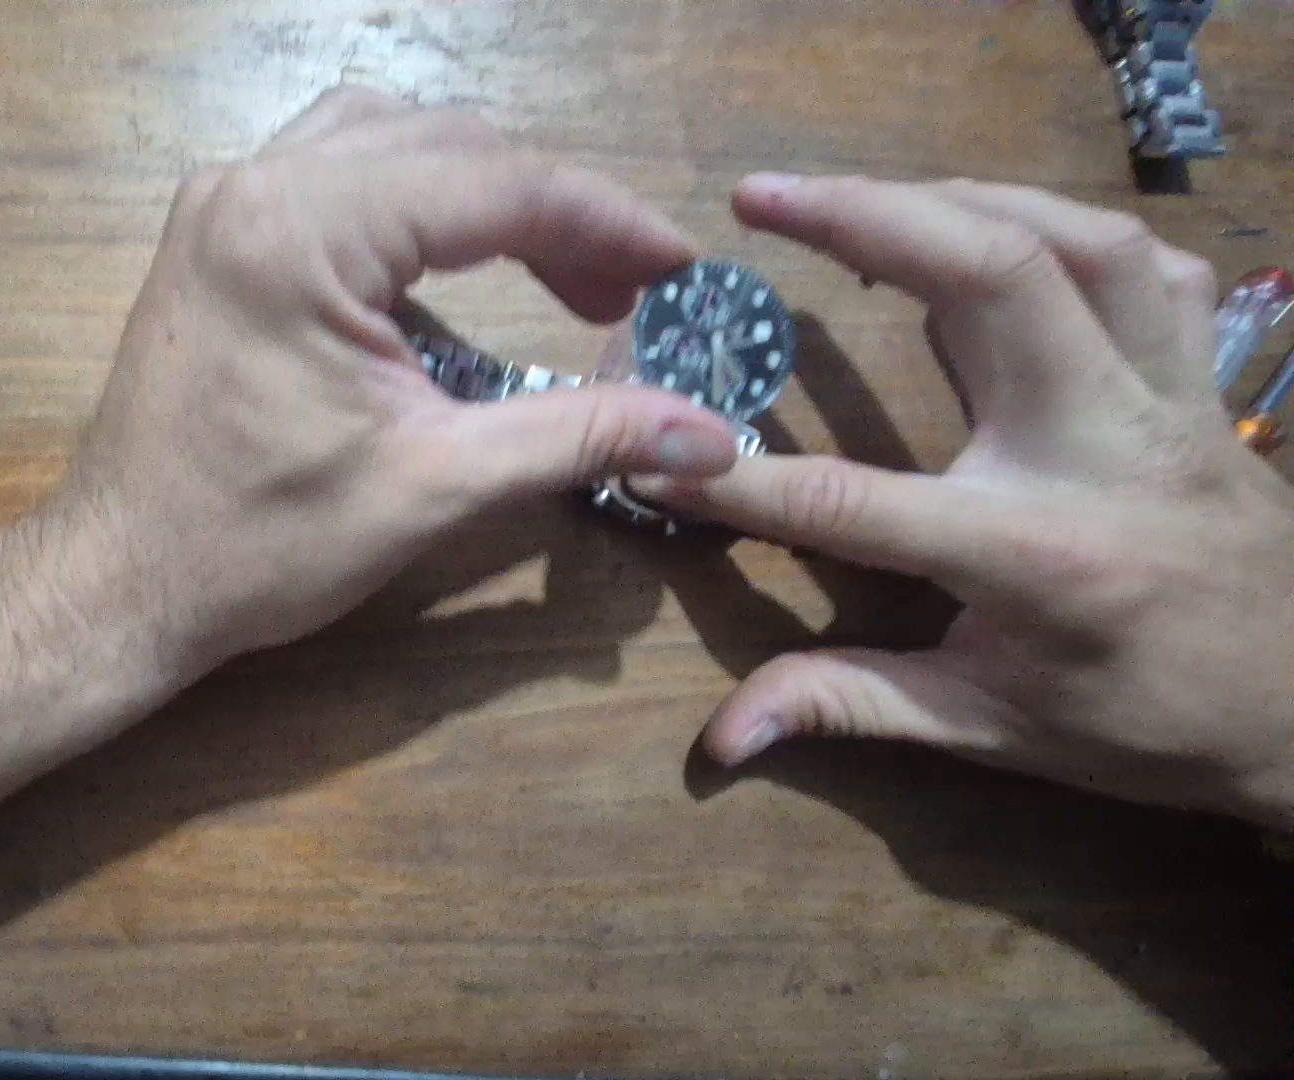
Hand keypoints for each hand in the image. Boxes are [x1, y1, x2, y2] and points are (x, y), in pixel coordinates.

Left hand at [59, 89, 739, 681]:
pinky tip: (439, 280)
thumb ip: (575, 437)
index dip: (604, 222)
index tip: (676, 266)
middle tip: (617, 290)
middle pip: (444, 147)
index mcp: (302, 230)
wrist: (124, 582)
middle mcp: (252, 185)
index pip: (494, 183)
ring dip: (477, 197)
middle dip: (547, 212)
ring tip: (546, 269)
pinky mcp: (211, 243)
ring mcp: (220, 207)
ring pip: (385, 146)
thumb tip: (710, 434)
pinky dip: (405, 215)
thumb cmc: (260, 547)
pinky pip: (330, 186)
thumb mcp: (431, 485)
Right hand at [644, 174, 1293, 828]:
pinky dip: (1041, 222)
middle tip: (759, 197)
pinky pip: (1134, 262)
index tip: (647, 451)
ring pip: (1079, 243)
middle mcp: (1106, 452)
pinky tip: (966, 226)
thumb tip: (723, 741)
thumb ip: (844, 706)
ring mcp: (1163, 402)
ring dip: (950, 201)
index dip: (735, 480)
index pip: (849, 500)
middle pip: (999, 284)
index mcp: (1038, 555)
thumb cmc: (1137, 724)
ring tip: (846, 195)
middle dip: (866, 221)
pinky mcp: (1188, 381)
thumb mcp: (979, 727)